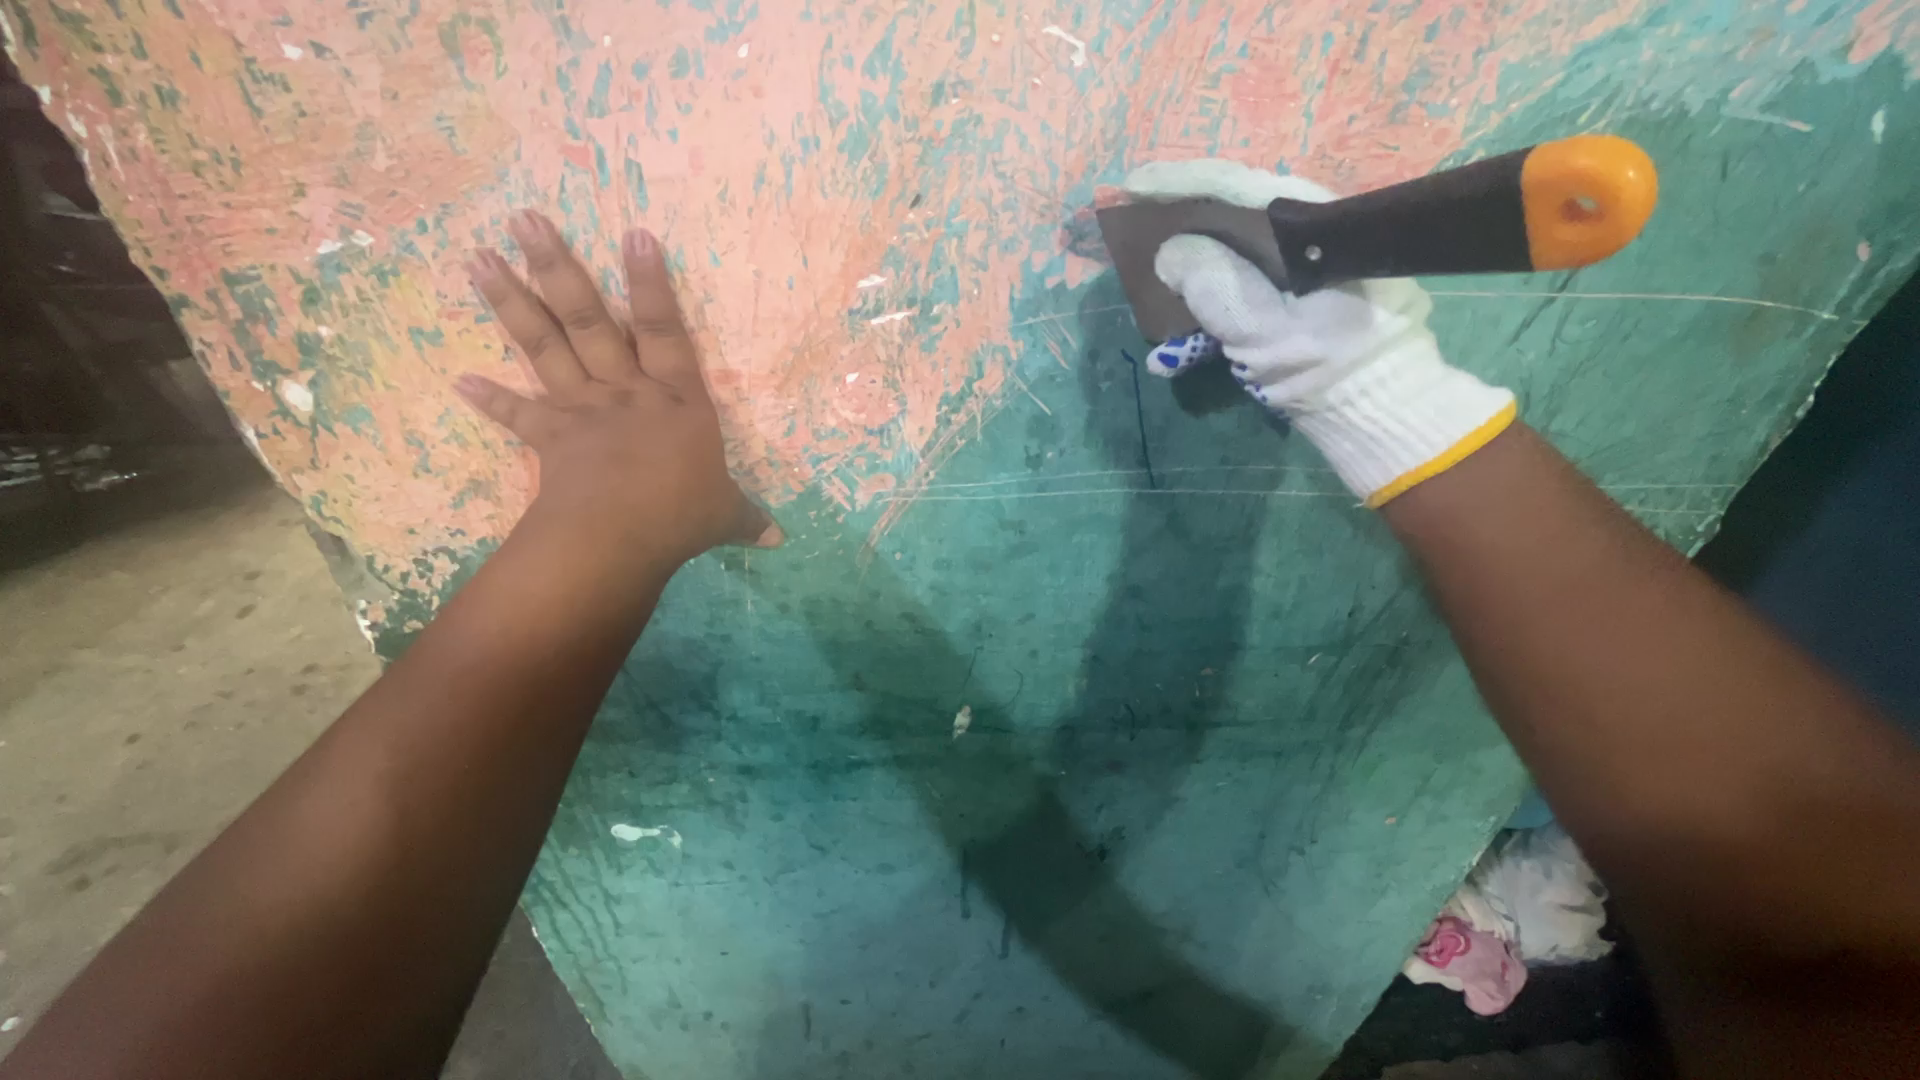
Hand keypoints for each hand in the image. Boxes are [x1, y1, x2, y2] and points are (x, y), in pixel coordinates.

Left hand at [460, 211, 780, 576]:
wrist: (619, 535)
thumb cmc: (681, 513)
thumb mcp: (726, 514)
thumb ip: (747, 518)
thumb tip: (778, 540)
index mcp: (678, 400)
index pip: (665, 331)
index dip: (651, 284)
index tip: (633, 233)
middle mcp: (628, 392)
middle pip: (590, 320)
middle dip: (558, 267)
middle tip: (524, 219)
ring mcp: (584, 411)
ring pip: (547, 348)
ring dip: (513, 303)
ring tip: (479, 258)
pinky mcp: (553, 440)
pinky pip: (519, 417)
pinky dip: (493, 402)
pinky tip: (461, 381)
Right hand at [1123, 160, 1515, 506]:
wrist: (1377, 408)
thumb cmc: (1326, 366)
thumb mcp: (1263, 330)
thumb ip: (1215, 285)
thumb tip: (1170, 252)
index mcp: (1312, 224)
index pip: (1237, 188)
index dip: (1181, 183)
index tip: (1133, 185)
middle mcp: (1312, 231)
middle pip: (1233, 212)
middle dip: (1181, 221)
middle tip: (1135, 224)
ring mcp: (1309, 262)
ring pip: (1237, 249)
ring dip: (1193, 267)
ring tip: (1153, 276)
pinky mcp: (1304, 292)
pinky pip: (1248, 282)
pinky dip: (1214, 301)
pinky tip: (1182, 334)